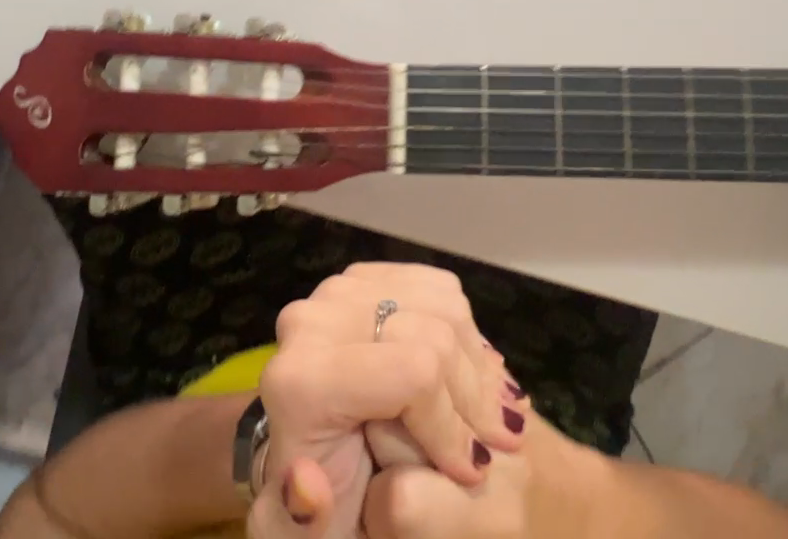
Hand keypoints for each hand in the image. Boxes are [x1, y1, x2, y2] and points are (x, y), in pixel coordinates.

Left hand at [245, 264, 524, 538]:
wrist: (320, 455)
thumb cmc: (328, 505)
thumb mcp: (314, 537)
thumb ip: (304, 520)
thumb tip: (306, 486)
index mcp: (298, 380)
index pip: (416, 371)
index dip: (451, 424)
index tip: (467, 471)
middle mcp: (310, 320)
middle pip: (436, 336)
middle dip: (471, 401)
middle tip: (488, 451)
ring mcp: (338, 289)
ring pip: (446, 309)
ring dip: (476, 371)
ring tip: (482, 422)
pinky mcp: (367, 276)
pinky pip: (443, 290)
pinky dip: (467, 336)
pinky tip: (461, 379)